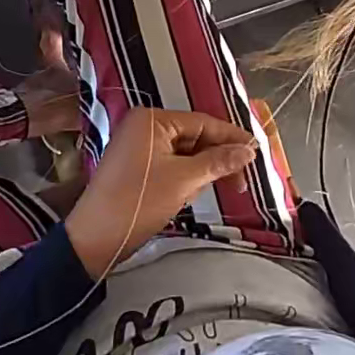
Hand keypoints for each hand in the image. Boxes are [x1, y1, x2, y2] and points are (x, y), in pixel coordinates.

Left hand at [63, 108, 255, 277]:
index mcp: (151, 120)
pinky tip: (192, 193)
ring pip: (183, 152)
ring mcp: (137, 146)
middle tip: (241, 181)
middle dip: (216, 157)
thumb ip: (218, 161)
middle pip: (193, 136)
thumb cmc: (140, 201)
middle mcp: (142, 126)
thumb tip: (247, 149)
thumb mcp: (184, 179)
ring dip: (201, 170)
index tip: (257, 153)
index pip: (201, 122)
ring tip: (211, 190)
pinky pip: (169, 164)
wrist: (97, 234)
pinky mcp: (135, 166)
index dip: (231, 137)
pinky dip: (185, 177)